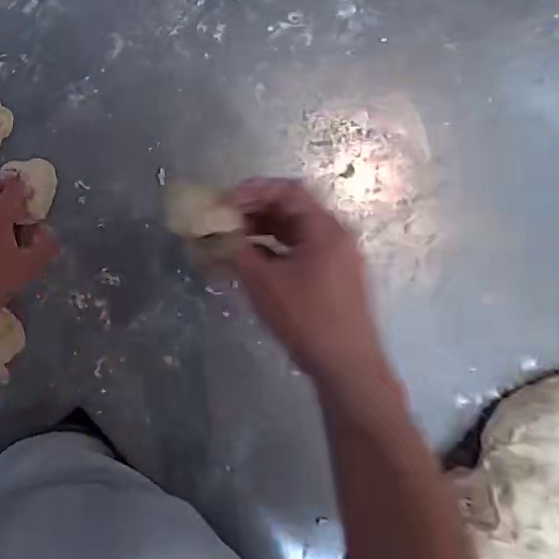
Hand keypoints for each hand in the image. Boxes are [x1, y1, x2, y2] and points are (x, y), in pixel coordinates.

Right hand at [228, 178, 384, 385]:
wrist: (348, 367)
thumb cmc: (306, 319)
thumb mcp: (263, 282)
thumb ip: (234, 252)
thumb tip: (210, 235)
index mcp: (324, 228)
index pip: (286, 191)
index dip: (251, 191)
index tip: (223, 203)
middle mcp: (336, 235)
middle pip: (291, 207)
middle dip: (253, 210)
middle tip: (222, 219)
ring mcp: (338, 256)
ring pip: (295, 229)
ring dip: (262, 228)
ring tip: (231, 238)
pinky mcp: (335, 276)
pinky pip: (301, 248)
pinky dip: (275, 247)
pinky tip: (252, 260)